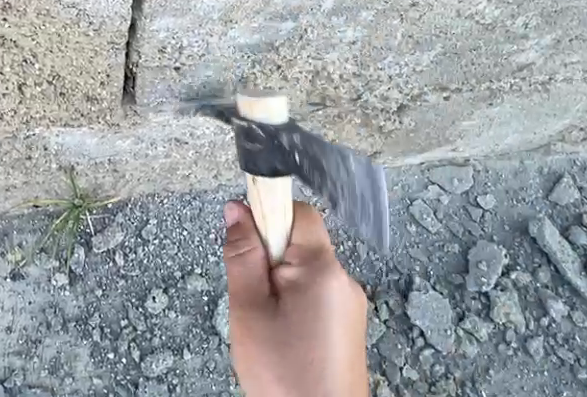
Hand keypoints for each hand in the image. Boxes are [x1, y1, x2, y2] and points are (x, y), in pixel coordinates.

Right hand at [224, 200, 369, 396]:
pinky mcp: (348, 326)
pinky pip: (314, 293)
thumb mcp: (248, 309)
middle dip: (269, 257)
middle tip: (253, 294)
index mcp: (323, 269)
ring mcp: (349, 305)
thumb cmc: (285, 378)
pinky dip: (293, 303)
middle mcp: (344, 281)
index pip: (297, 211)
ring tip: (267, 323)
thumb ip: (242, 254)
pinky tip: (283, 336)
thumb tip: (236, 209)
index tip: (246, 239)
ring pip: (304, 269)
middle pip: (299, 240)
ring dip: (279, 283)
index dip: (267, 215)